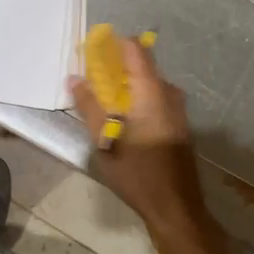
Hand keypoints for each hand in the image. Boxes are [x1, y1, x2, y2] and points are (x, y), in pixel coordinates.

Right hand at [68, 36, 206, 236]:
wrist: (176, 209)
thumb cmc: (137, 173)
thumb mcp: (104, 141)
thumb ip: (89, 106)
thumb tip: (75, 78)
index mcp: (151, 91)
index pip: (135, 49)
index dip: (113, 44)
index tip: (92, 50)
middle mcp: (169, 93)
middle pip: (141, 65)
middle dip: (115, 66)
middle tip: (91, 78)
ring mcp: (178, 109)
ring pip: (148, 83)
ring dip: (126, 85)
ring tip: (102, 100)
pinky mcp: (178, 124)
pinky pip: (155, 98)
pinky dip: (137, 99)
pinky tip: (122, 119)